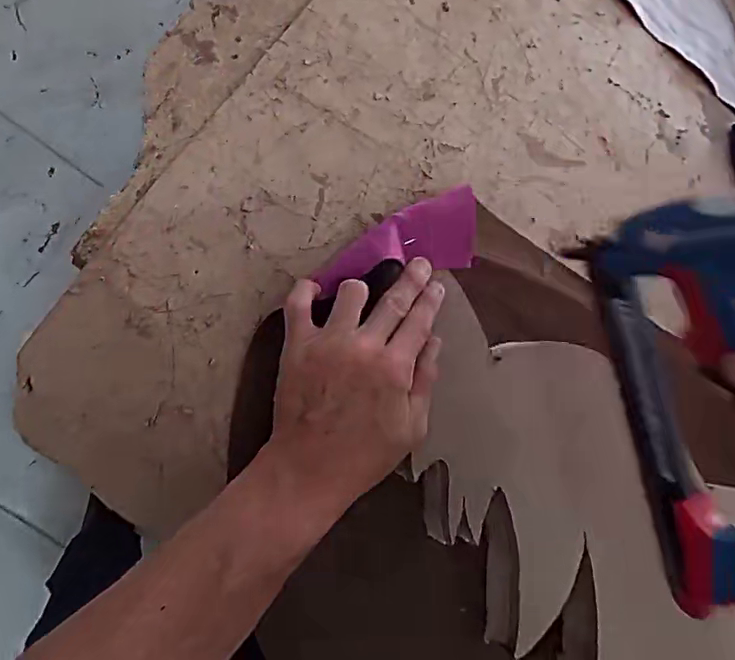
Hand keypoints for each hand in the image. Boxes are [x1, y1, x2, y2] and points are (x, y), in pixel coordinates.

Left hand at [262, 258, 445, 523]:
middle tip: (420, 263)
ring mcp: (329, 342)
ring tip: (364, 291)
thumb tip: (433, 341)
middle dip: (411, 278)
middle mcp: (365, 347)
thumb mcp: (412, 427)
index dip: (431, 298)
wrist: (306, 472)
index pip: (420, 320)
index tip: (436, 283)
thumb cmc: (364, 454)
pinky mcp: (298, 346)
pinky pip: (298, 305)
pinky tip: (315, 287)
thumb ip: (425, 380)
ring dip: (362, 287)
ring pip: (350, 292)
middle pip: (394, 300)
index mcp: (395, 367)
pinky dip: (306, 290)